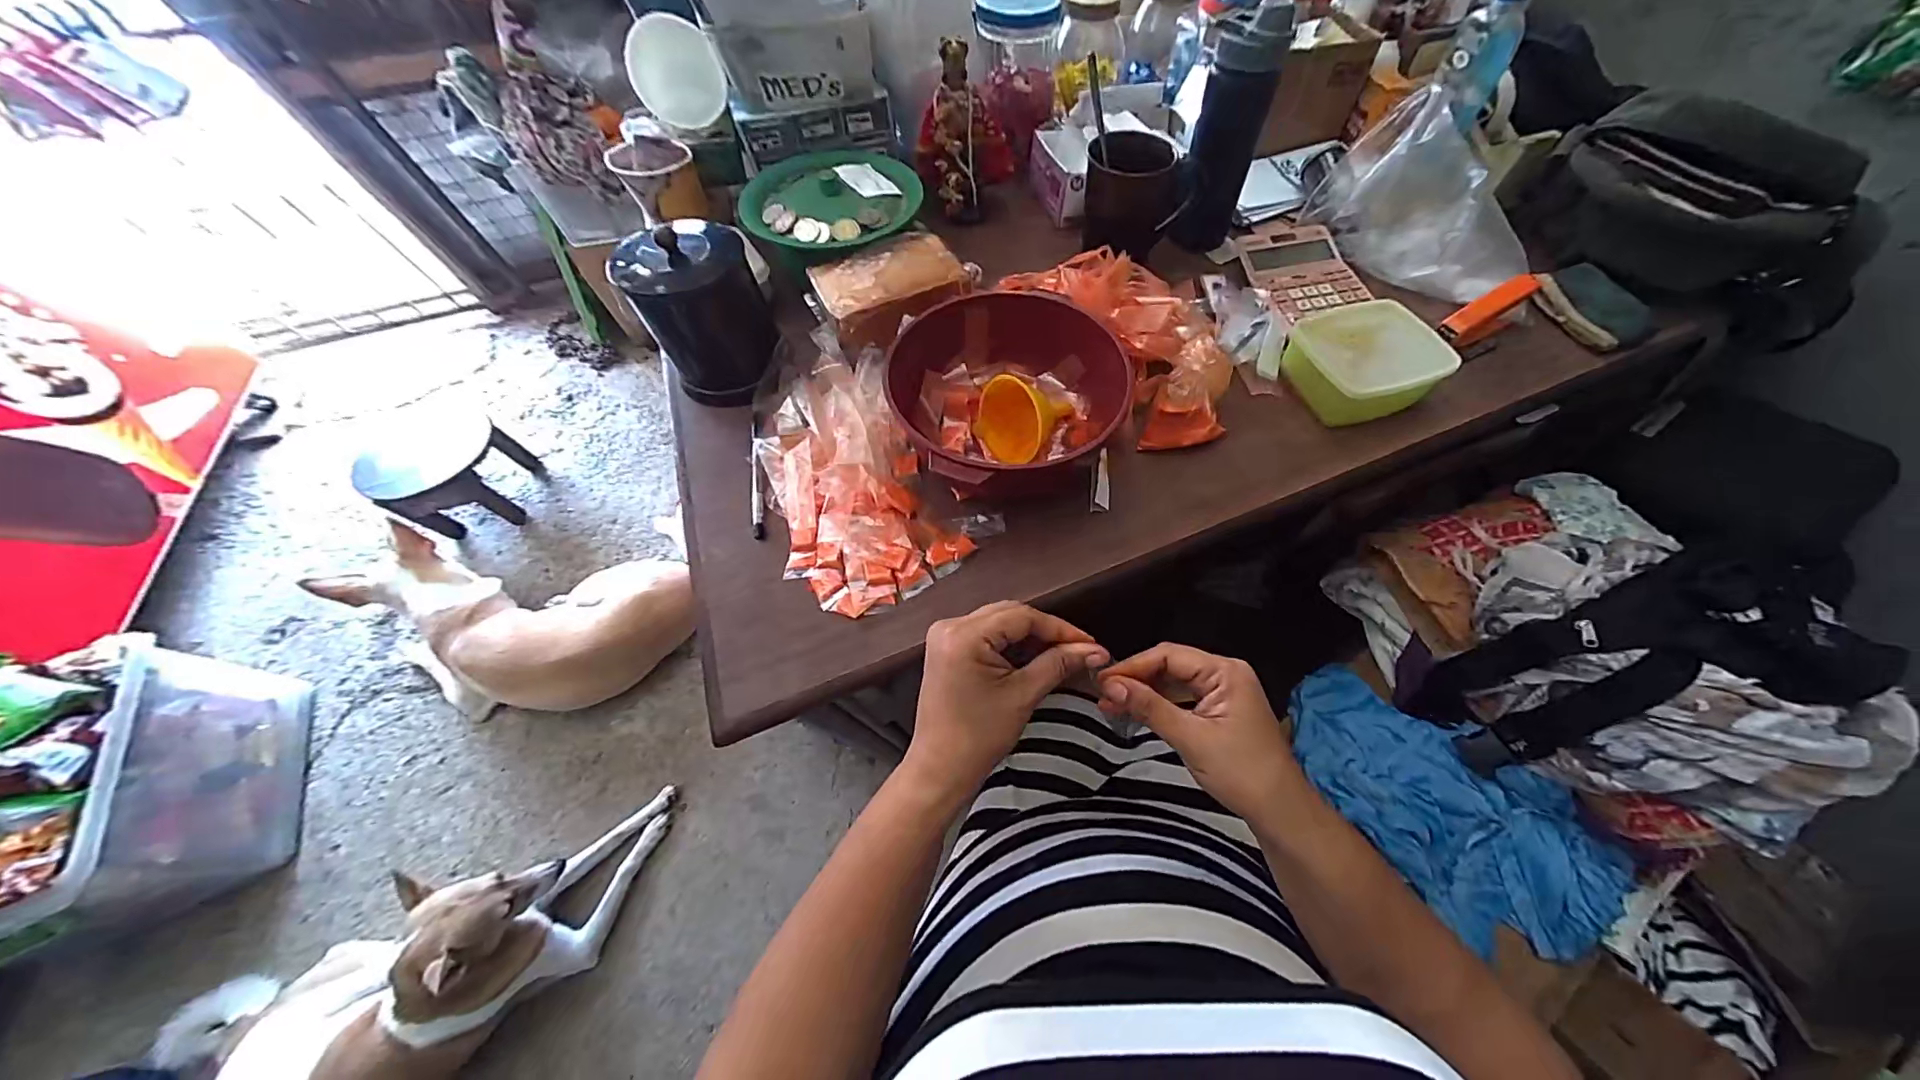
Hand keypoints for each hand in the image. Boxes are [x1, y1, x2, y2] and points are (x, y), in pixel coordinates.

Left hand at [906, 601, 1108, 800]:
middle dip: (1047, 631)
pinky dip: (1011, 644)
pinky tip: (1034, 658)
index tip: (1087, 643)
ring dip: (1031, 637)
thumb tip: (1089, 650)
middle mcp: (949, 628)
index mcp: (963, 635)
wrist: (941, 768)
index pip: (1023, 616)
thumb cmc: (973, 739)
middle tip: (1079, 649)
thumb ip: (1058, 664)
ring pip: (1000, 622)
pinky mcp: (948, 649)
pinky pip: (986, 634)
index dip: (1060, 628)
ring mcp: (945, 637)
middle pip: (1011, 614)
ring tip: (1061, 655)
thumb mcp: (1022, 696)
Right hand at [1097, 643, 1303, 822]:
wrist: (1280, 811)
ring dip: (1144, 692)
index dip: (1132, 666)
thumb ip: (1149, 707)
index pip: (1168, 656)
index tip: (1102, 682)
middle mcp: (1226, 673)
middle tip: (1102, 694)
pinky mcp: (1219, 709)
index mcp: (1225, 671)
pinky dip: (1158, 704)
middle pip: (1170, 664)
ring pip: (1173, 681)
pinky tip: (1136, 711)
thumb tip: (1111, 686)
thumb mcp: (1190, 738)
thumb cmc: (1242, 773)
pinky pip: (1182, 697)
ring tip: (1112, 704)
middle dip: (1135, 678)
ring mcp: (1224, 691)